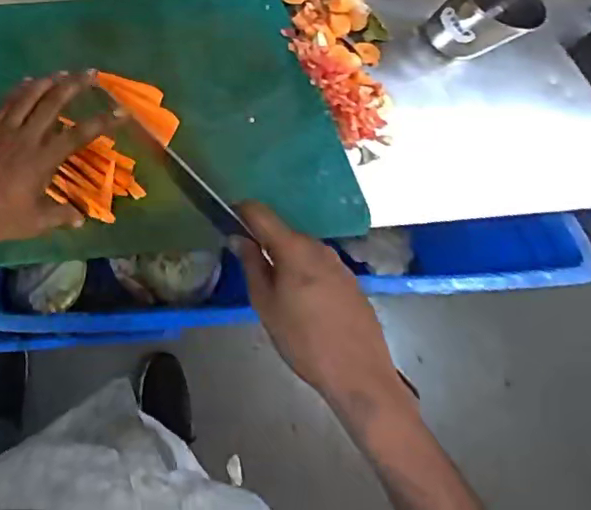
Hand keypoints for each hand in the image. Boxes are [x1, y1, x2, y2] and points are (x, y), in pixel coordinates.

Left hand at [0, 72, 119, 249]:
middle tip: (91, 73)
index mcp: (42, 159)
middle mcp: (27, 137)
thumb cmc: (1, 218)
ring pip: (29, 97)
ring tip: (63, 72)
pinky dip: (20, 90)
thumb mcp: (36, 222)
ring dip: (48, 81)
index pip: (78, 135)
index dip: (102, 121)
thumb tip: (81, 219)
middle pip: (53, 103)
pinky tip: (28, 81)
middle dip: (74, 85)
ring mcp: (6, 130)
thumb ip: (61, 216)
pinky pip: (8, 103)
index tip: (120, 111)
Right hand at [232, 200, 409, 411]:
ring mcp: (339, 264)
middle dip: (265, 244)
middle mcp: (318, 247)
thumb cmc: (305, 341)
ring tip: (280, 294)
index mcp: (294, 248)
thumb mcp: (266, 305)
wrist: (361, 377)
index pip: (260, 212)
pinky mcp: (352, 282)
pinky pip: (320, 267)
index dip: (241, 212)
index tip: (229, 224)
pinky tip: (307, 305)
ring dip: (287, 261)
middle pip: (282, 233)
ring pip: (302, 251)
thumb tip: (239, 238)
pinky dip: (307, 274)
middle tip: (253, 273)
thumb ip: (251, 265)